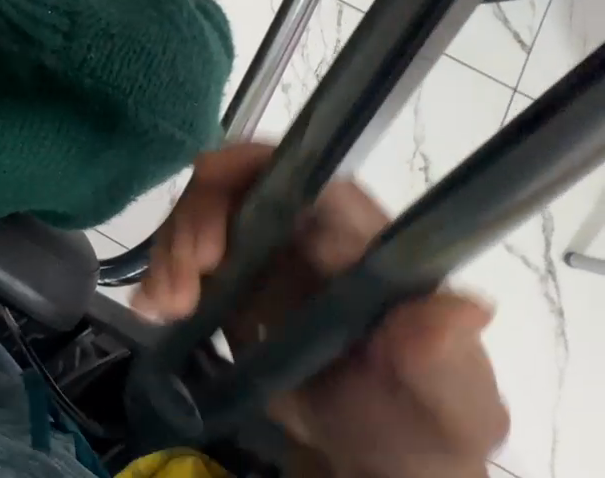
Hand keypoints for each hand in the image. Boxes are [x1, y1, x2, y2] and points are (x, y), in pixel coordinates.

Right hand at [135, 144, 507, 477]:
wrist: (365, 456)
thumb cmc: (419, 422)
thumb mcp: (447, 399)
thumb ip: (441, 355)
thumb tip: (460, 309)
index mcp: (365, 250)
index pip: (313, 183)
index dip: (259, 165)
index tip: (209, 172)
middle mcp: (307, 240)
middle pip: (237, 193)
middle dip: (197, 220)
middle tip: (186, 272)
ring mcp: (262, 259)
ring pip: (198, 222)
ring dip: (171, 253)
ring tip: (167, 305)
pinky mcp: (225, 283)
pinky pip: (178, 259)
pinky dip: (156, 277)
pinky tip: (153, 307)